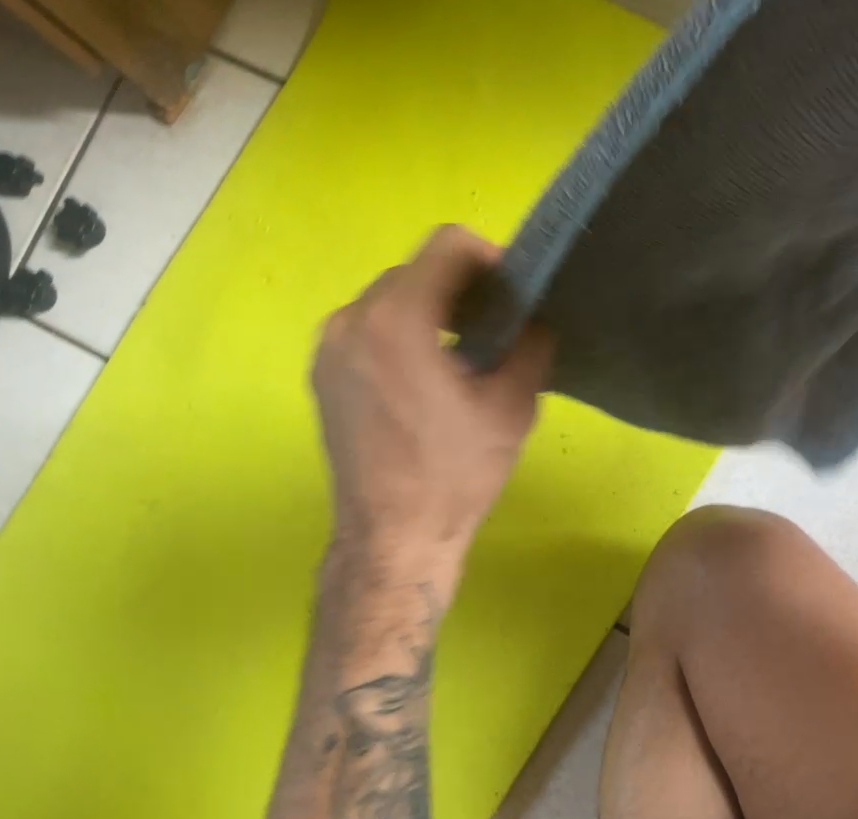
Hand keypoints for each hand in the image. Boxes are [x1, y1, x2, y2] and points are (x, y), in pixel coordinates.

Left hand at [313, 226, 551, 580]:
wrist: (393, 535)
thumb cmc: (455, 474)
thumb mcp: (511, 410)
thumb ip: (530, 348)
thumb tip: (535, 323)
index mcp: (398, 319)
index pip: (447, 245)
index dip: (490, 258)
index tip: (512, 294)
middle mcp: (352, 319)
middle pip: (416, 271)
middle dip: (460, 289)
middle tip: (496, 326)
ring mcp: (329, 347)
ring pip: (388, 300)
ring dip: (430, 312)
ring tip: (463, 355)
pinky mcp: (322, 374)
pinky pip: (367, 330)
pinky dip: (400, 335)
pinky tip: (426, 378)